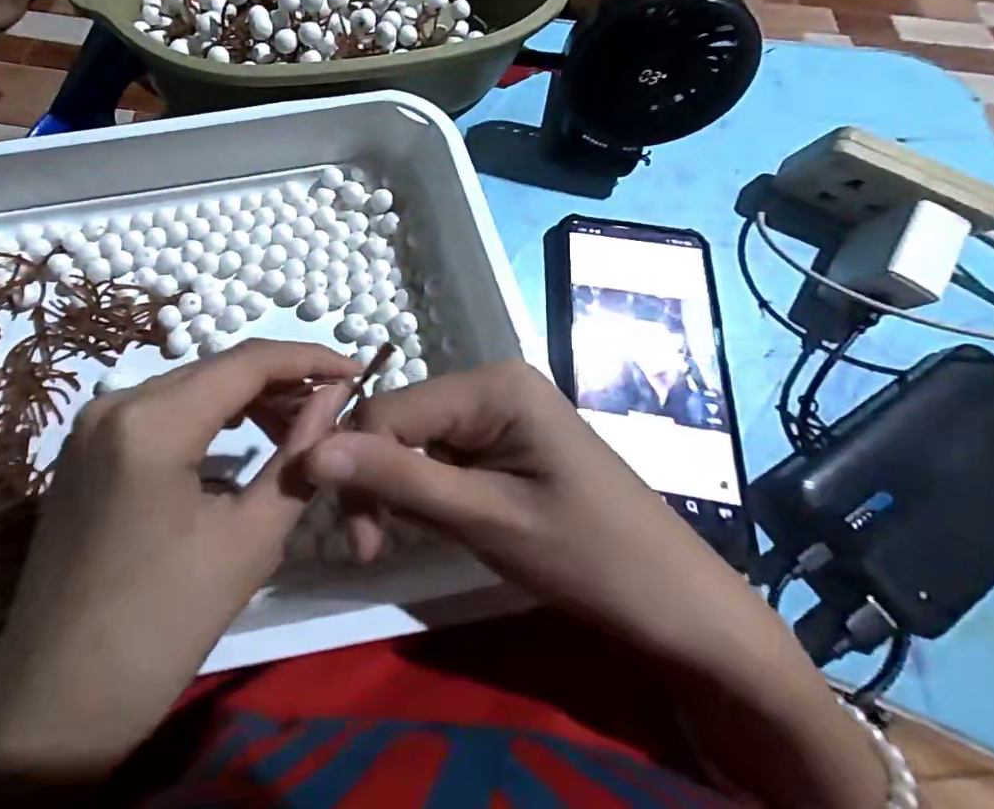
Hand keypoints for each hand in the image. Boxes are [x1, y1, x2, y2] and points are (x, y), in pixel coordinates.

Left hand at [0, 341, 360, 789]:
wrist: (58, 697)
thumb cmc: (162, 626)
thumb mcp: (249, 540)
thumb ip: (299, 458)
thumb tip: (333, 401)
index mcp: (151, 423)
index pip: (245, 362)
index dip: (308, 358)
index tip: (355, 370)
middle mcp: (114, 403)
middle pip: (214, 369)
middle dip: (279, 381)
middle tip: (332, 405)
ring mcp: (92, 424)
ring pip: (187, 387)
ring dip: (243, 399)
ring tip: (295, 426)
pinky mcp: (85, 448)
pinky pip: (158, 412)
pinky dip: (206, 418)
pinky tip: (240, 438)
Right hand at [306, 361, 891, 808]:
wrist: (683, 610)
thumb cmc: (593, 559)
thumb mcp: (487, 520)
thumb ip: (398, 481)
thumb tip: (310, 451)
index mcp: (493, 384)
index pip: (388, 411)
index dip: (357, 468)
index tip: (359, 542)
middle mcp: (491, 384)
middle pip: (399, 423)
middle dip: (379, 482)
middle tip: (378, 548)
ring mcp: (500, 414)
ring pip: (414, 444)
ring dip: (401, 492)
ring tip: (412, 541)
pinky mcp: (504, 444)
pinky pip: (441, 458)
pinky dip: (427, 494)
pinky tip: (441, 526)